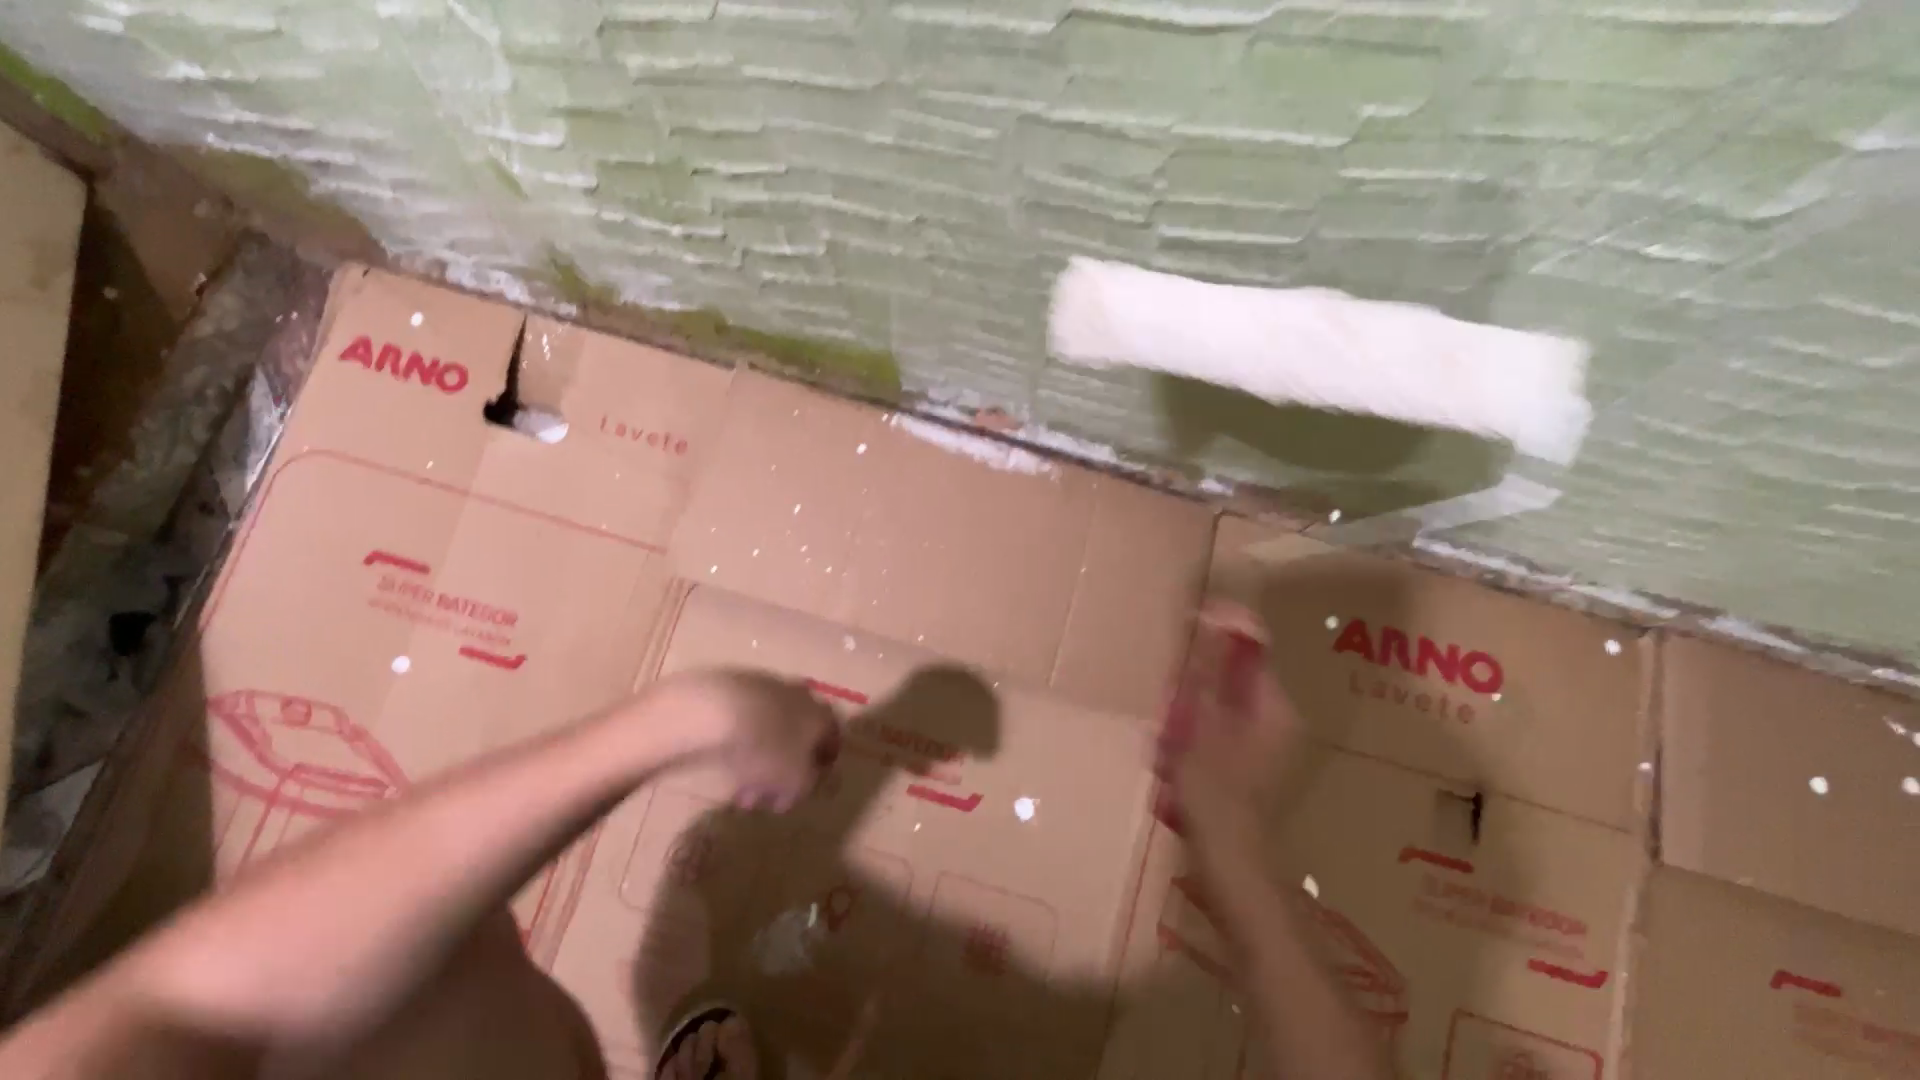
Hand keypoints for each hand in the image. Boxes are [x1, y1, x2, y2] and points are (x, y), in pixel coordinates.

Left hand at [654, 669, 841, 811]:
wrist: (715, 710)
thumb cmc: (767, 748)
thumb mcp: (796, 781)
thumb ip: (807, 784)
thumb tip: (804, 783)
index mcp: (822, 715)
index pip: (832, 741)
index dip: (821, 768)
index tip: (805, 790)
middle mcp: (801, 696)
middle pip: (799, 737)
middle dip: (784, 770)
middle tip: (768, 798)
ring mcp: (768, 688)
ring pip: (770, 732)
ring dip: (760, 762)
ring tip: (740, 792)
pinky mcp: (736, 687)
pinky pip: (747, 722)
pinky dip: (741, 744)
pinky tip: (724, 766)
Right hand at [1158, 601, 1301, 858]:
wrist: (1227, 866)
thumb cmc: (1213, 793)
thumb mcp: (1202, 722)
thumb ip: (1209, 668)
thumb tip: (1217, 615)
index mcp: (1274, 708)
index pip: (1249, 651)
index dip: (1214, 641)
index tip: (1181, 645)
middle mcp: (1276, 724)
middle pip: (1226, 682)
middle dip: (1189, 695)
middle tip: (1167, 719)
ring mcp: (1262, 750)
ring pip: (1213, 711)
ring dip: (1183, 724)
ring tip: (1165, 753)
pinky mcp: (1244, 772)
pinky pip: (1211, 739)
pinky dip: (1188, 748)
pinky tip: (1171, 772)